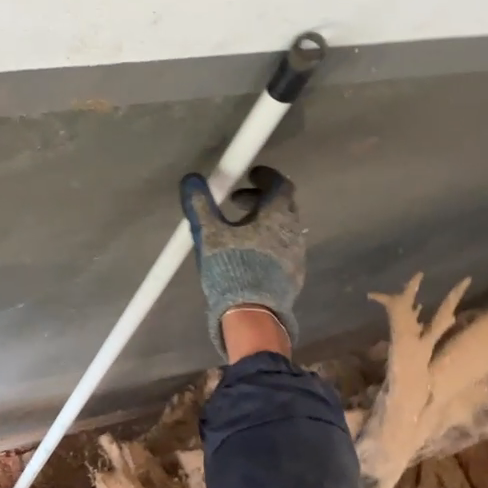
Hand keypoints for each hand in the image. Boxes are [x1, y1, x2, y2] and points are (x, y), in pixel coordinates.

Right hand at [179, 165, 305, 356]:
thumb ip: (201, 206)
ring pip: (284, 228)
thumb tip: (191, 179)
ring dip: (265, 222)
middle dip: (260, 199)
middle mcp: (293, 230)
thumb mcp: (209, 235)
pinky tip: (252, 256)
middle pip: (282, 205)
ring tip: (242, 230)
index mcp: (276, 215)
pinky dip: (270, 243)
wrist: (252, 312)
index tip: (250, 176)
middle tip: (237, 203)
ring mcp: (296, 254)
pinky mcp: (294, 274)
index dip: (265, 177)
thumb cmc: (231, 268)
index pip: (279, 184)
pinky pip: (284, 249)